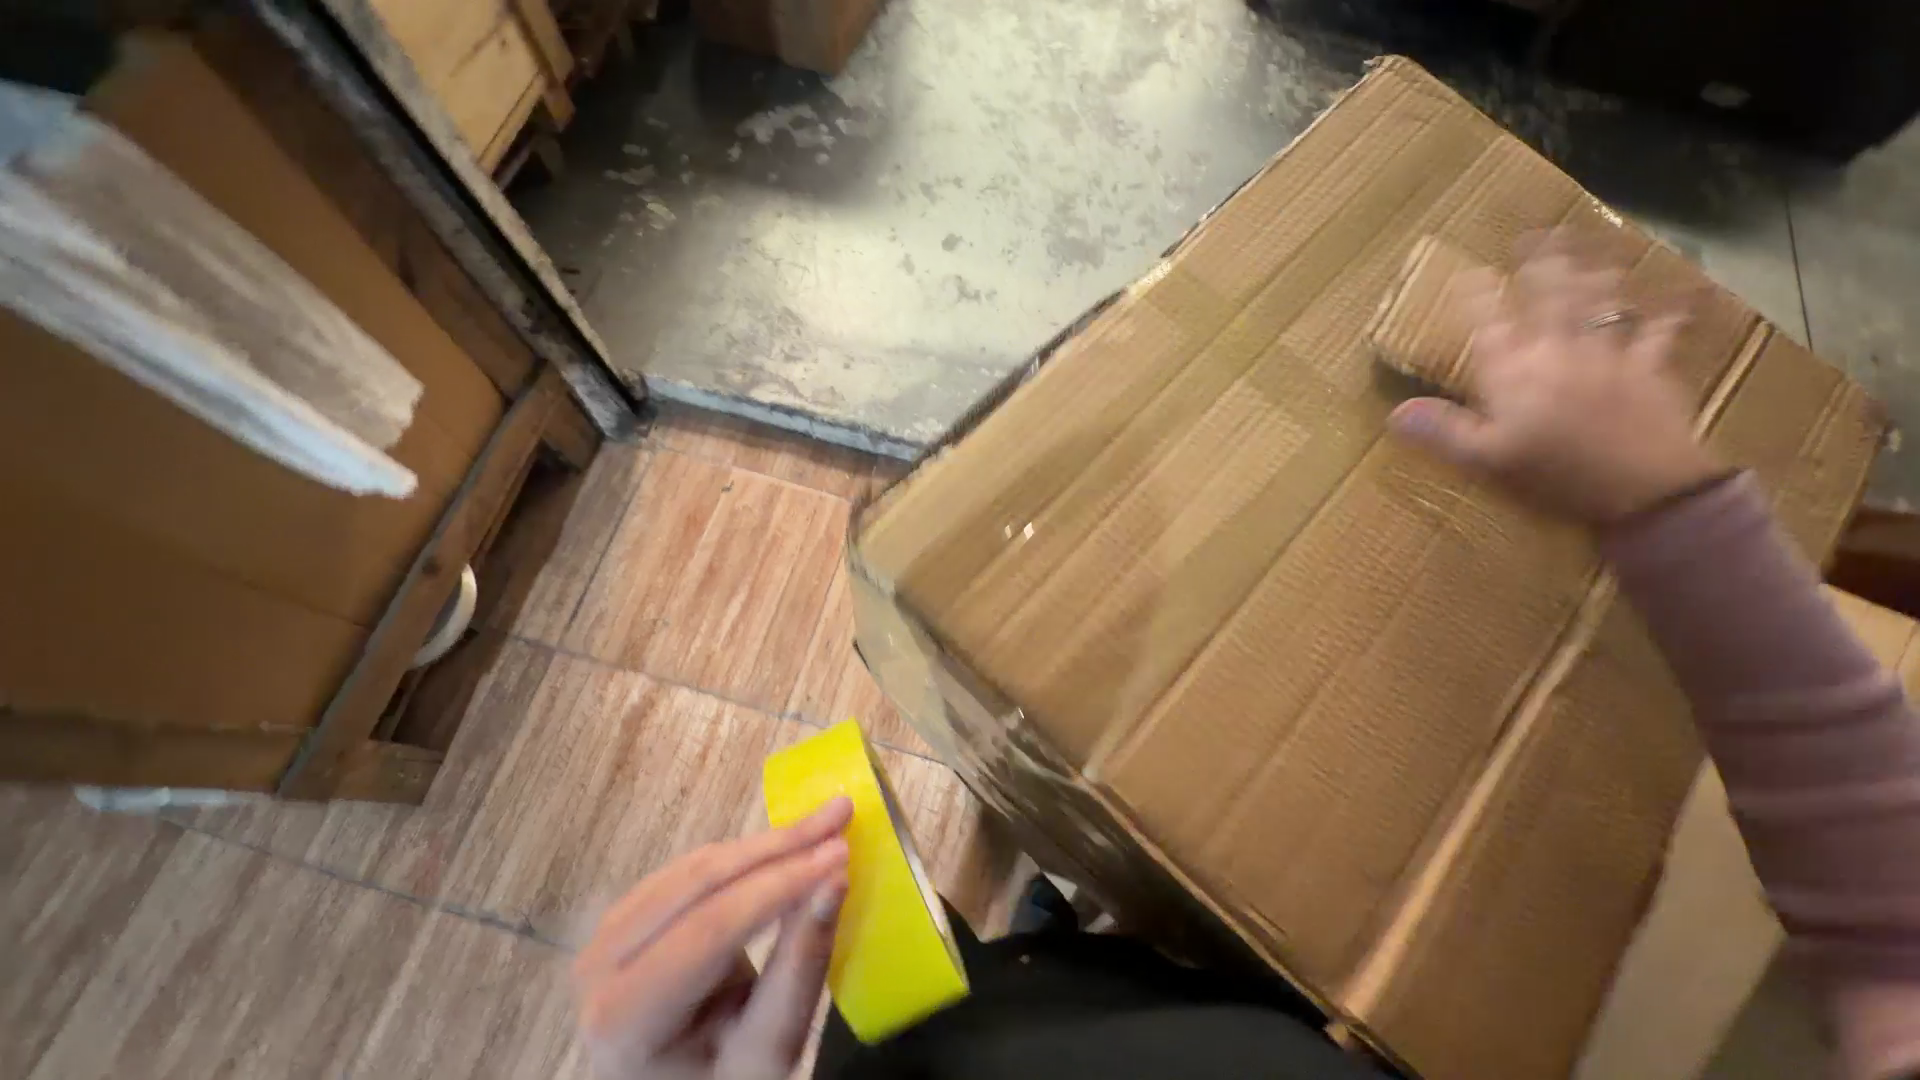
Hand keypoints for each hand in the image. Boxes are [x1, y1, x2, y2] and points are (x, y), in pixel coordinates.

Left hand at [575, 798, 852, 1079]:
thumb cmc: (723, 1079)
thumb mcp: (769, 1049)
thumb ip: (800, 968)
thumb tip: (836, 879)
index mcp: (624, 1016)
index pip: (711, 928)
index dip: (780, 883)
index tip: (842, 851)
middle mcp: (599, 964)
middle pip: (700, 883)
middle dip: (781, 846)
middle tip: (840, 814)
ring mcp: (605, 933)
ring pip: (697, 864)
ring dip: (768, 842)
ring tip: (825, 824)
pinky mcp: (625, 913)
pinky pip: (691, 868)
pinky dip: (746, 853)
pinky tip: (787, 844)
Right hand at [1386, 233, 1724, 524]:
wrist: (1643, 492)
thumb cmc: (1553, 477)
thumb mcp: (1485, 460)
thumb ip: (1442, 431)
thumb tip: (1395, 412)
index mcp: (1514, 374)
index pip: (1489, 324)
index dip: (1477, 297)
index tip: (1470, 274)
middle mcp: (1559, 353)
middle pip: (1550, 298)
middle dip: (1541, 265)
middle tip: (1536, 237)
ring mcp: (1609, 357)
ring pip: (1600, 304)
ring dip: (1595, 273)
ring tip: (1591, 250)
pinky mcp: (1650, 371)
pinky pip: (1662, 332)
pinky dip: (1673, 310)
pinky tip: (1685, 291)